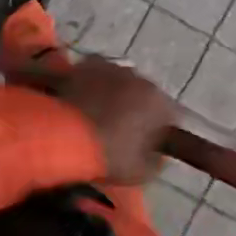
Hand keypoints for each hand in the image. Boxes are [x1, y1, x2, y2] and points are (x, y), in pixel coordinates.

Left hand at [59, 57, 175, 183]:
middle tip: (122, 129)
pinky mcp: (85, 63)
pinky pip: (96, 73)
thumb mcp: (141, 172)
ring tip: (98, 113)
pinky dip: (93, 83)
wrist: (63, 135)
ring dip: (115, 92)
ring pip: (120, 80)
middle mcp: (139, 78)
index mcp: (158, 102)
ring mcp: (111, 67)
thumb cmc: (109, 156)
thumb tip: (156, 153)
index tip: (149, 144)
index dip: (161, 130)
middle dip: (137, 107)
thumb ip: (155, 160)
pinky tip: (83, 99)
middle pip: (144, 93)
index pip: (171, 115)